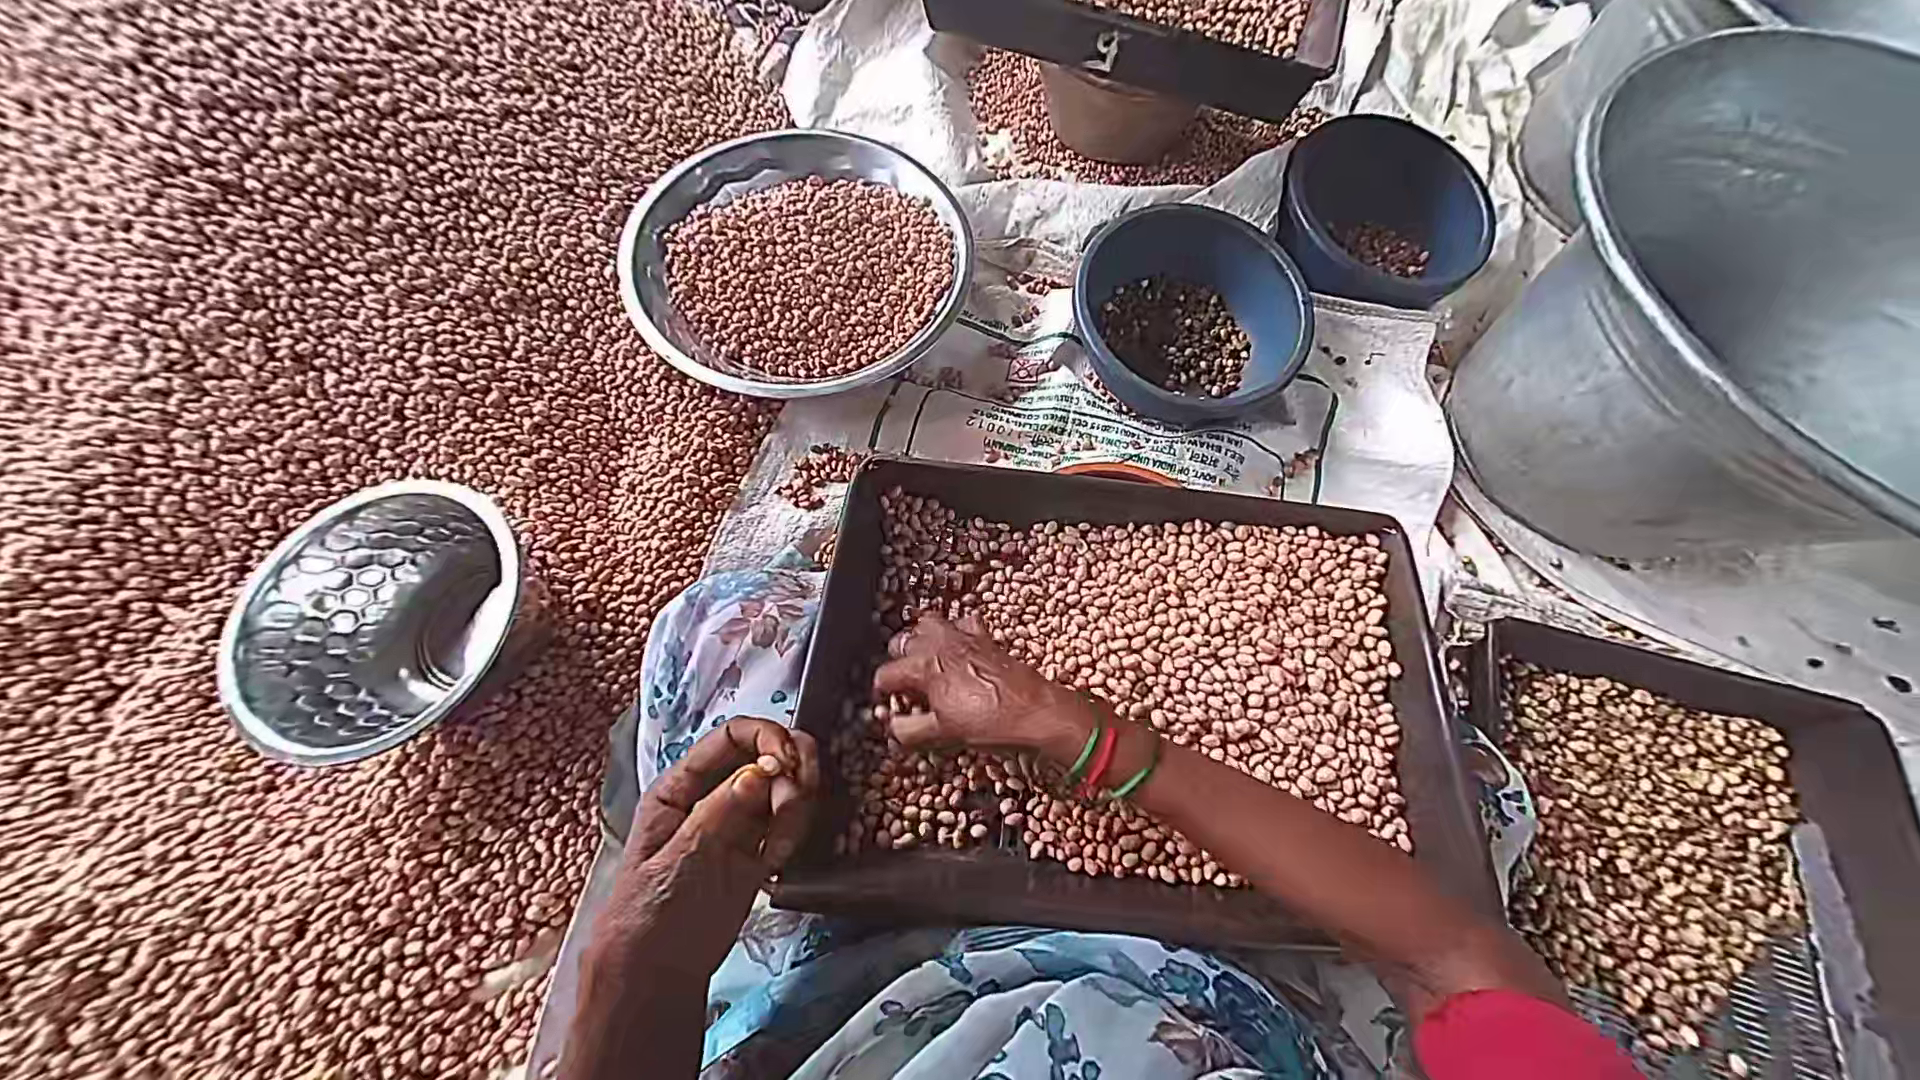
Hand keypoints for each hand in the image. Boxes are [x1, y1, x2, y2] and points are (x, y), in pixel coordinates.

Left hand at [594, 717, 819, 979]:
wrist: (657, 977)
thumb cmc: (648, 915)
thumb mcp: (676, 862)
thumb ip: (718, 813)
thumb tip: (760, 770)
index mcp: (683, 784)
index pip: (731, 736)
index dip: (765, 736)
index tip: (787, 760)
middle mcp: (716, 790)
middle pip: (768, 751)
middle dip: (791, 766)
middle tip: (795, 797)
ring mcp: (741, 816)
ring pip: (787, 782)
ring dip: (796, 803)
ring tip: (779, 846)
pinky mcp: (762, 843)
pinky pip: (792, 817)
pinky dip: (796, 830)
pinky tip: (775, 861)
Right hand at [871, 613, 1096, 763]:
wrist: (1035, 711)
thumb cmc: (991, 721)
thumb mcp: (941, 734)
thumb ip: (909, 729)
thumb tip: (895, 726)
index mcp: (923, 667)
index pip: (885, 674)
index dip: (882, 691)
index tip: (888, 702)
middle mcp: (939, 644)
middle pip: (902, 642)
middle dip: (898, 661)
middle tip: (905, 685)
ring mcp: (963, 637)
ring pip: (929, 623)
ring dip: (922, 638)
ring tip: (925, 660)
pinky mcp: (984, 637)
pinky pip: (962, 623)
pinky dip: (956, 631)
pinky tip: (958, 649)